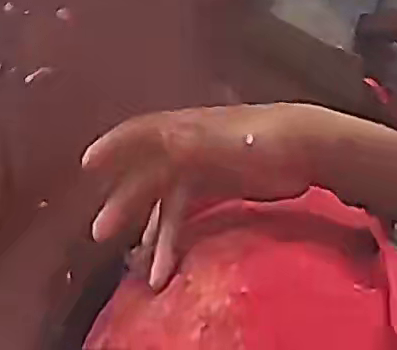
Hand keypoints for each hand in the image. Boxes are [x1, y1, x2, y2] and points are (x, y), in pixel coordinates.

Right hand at [82, 104, 396, 289]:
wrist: (308, 147)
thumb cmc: (268, 139)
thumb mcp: (229, 141)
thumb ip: (192, 141)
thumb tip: (156, 142)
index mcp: (186, 128)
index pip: (142, 133)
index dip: (115, 146)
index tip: (87, 163)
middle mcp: (187, 145)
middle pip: (148, 173)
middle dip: (125, 202)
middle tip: (101, 232)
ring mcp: (202, 166)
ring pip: (166, 200)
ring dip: (151, 231)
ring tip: (140, 268)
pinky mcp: (218, 185)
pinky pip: (185, 212)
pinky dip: (174, 236)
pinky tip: (168, 262)